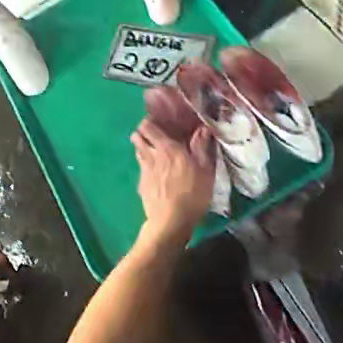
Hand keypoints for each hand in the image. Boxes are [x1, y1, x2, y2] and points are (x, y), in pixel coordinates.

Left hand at [131, 120, 215, 239]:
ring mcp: (144, 170)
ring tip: (154, 152)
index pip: (148, 127)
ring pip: (137, 151)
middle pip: (137, 137)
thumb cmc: (192, 193)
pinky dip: (145, 166)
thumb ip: (202, 147)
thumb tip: (202, 128)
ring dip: (142, 148)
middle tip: (154, 136)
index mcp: (167, 148)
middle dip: (142, 133)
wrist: (170, 221)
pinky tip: (155, 173)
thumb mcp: (205, 169)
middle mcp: (151, 155)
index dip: (150, 122)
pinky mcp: (141, 185)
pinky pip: (141, 168)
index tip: (158, 122)